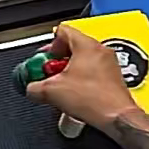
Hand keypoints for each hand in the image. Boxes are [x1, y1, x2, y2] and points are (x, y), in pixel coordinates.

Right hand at [25, 23, 140, 129]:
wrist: (117, 117)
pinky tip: (76, 94)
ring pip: (84, 59)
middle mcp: (100, 50)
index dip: (49, 45)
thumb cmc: (94, 99)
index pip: (63, 31)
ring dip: (70, 71)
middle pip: (73, 46)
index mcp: (86, 45)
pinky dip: (82, 79)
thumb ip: (35, 87)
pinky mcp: (114, 77)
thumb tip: (31, 88)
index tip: (44, 60)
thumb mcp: (52, 92)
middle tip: (50, 73)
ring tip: (62, 86)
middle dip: (58, 60)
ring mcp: (109, 63)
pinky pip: (94, 71)